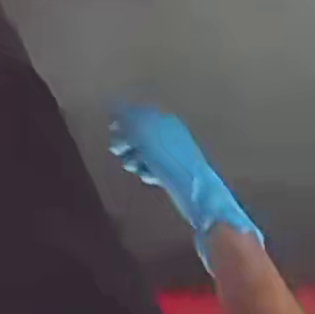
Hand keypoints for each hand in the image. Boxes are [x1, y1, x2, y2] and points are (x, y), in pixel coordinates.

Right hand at [109, 104, 261, 265]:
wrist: (203, 201)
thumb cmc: (172, 165)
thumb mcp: (146, 138)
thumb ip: (130, 122)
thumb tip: (116, 112)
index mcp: (167, 123)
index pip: (139, 113)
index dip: (123, 119)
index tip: (111, 127)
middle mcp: (173, 136)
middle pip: (142, 132)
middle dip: (128, 140)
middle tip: (116, 150)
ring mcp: (177, 157)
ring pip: (148, 150)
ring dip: (135, 155)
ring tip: (129, 165)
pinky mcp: (179, 176)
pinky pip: (157, 166)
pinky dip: (147, 168)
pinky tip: (144, 176)